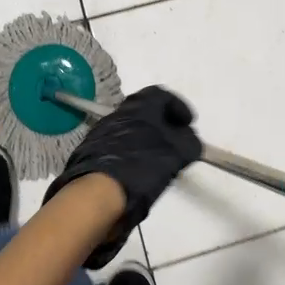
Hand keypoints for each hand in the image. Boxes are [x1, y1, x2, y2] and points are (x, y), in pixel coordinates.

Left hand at [44, 86, 201, 267]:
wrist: (101, 189)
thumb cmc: (144, 163)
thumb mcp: (178, 153)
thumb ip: (189, 142)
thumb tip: (190, 139)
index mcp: (142, 104)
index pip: (163, 95)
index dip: (179, 108)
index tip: (189, 124)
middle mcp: (121, 109)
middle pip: (146, 110)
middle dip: (163, 123)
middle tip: (176, 140)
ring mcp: (104, 128)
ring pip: (132, 126)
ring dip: (148, 136)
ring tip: (160, 157)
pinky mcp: (93, 147)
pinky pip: (120, 141)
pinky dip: (133, 148)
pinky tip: (139, 166)